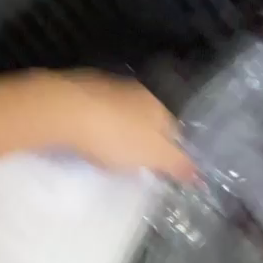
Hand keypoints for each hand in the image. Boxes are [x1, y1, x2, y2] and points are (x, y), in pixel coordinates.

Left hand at [33, 70, 195, 179]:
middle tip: (134, 164)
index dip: (170, 152)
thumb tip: (200, 175)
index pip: (173, 130)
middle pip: (145, 119)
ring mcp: (104, 86)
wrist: (62, 108)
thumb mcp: (153, 155)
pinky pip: (92, 110)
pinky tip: (84, 137)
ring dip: (117, 129)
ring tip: (108, 152)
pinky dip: (93, 122)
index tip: (161, 171)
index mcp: (156, 105)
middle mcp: (134, 90)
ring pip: (118, 112)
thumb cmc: (113, 135)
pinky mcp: (76, 88)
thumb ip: (177, 164)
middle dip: (142, 139)